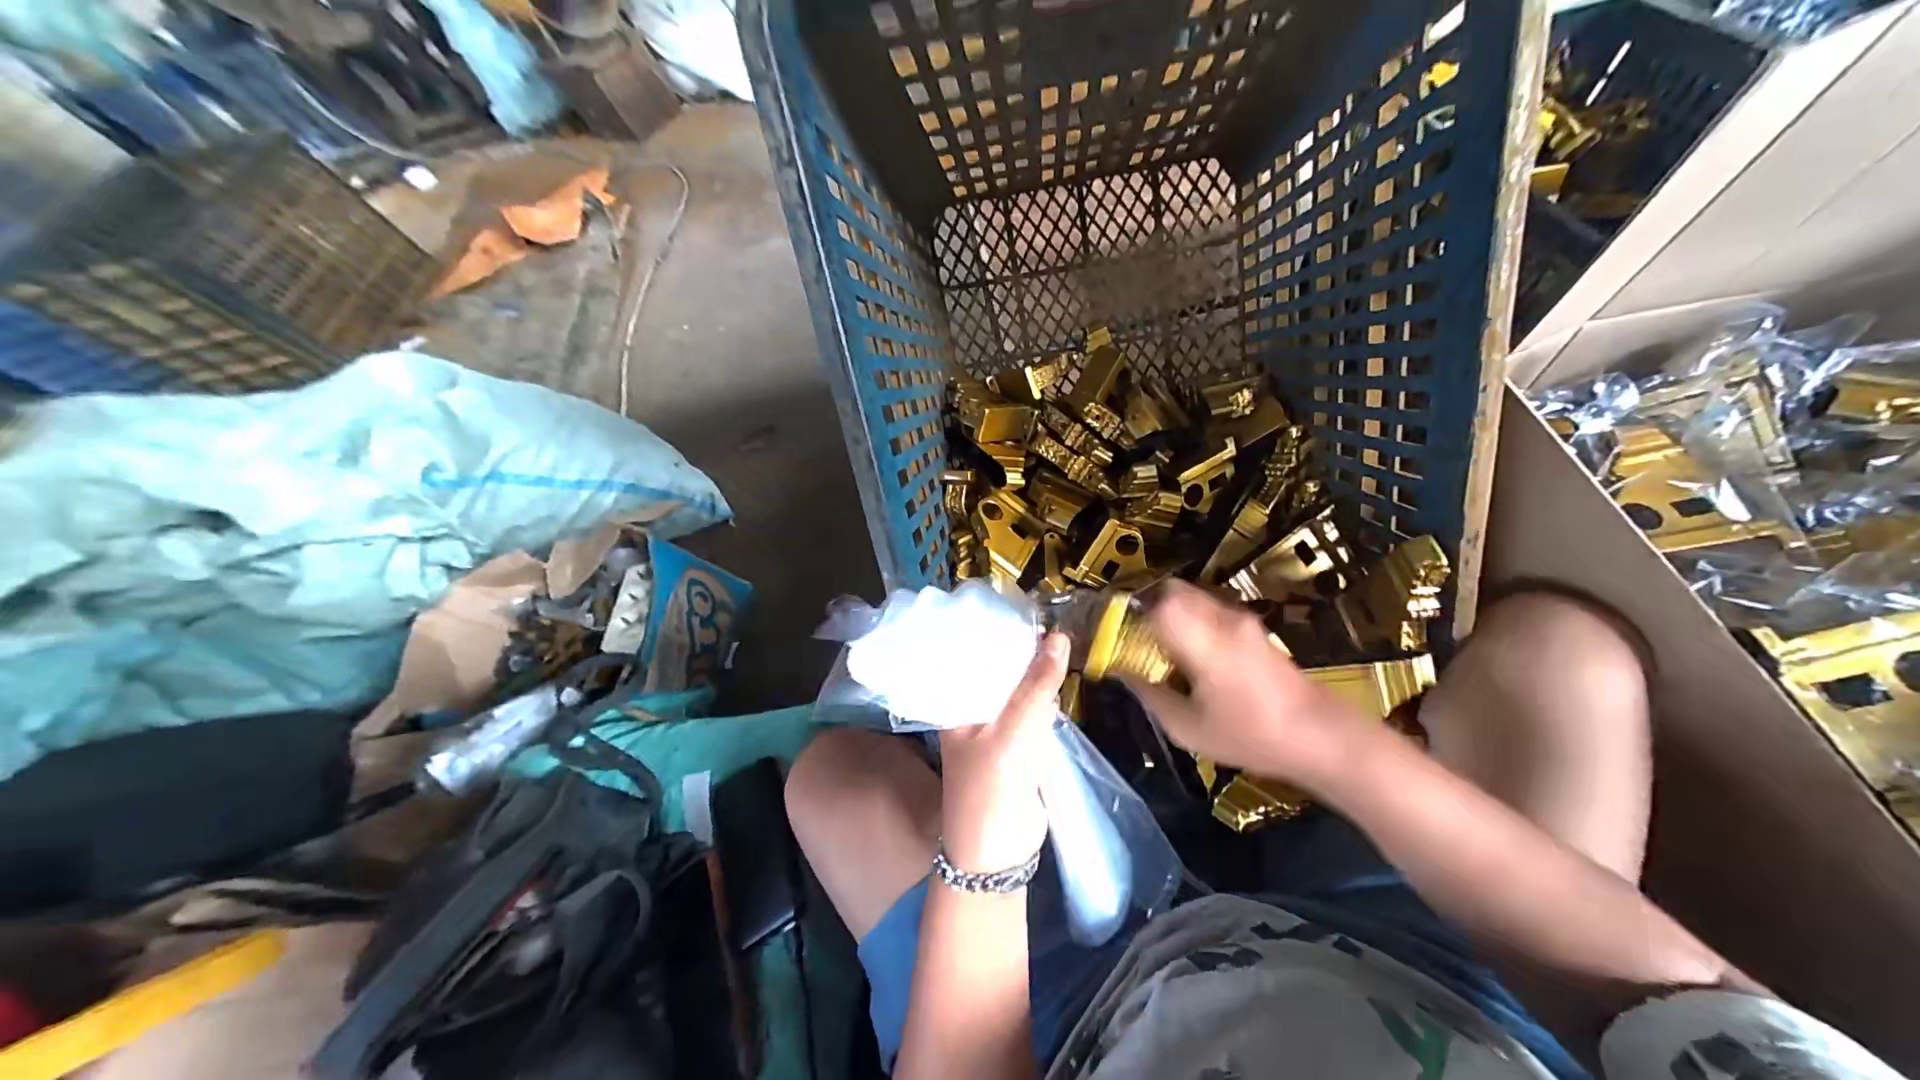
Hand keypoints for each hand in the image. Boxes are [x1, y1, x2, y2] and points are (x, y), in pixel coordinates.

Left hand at [937, 633, 1067, 873]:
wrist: (998, 852)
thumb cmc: (993, 786)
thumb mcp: (1015, 730)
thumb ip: (1037, 684)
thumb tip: (1058, 636)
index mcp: (955, 703)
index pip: (968, 655)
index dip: (992, 630)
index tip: (1018, 605)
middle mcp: (971, 710)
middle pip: (996, 670)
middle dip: (1020, 648)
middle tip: (1047, 615)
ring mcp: (995, 728)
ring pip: (1016, 689)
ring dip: (1034, 671)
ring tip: (1057, 636)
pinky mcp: (1018, 745)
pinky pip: (1031, 711)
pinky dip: (1044, 697)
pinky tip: (1057, 676)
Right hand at [1122, 582, 1379, 793]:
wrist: (1323, 737)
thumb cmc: (1252, 736)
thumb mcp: (1188, 728)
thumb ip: (1150, 696)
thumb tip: (1122, 673)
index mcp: (1204, 640)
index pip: (1157, 602)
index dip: (1131, 611)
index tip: (1116, 630)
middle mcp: (1223, 619)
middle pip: (1174, 590)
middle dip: (1147, 606)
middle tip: (1133, 636)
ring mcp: (1242, 620)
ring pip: (1193, 596)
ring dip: (1171, 611)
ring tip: (1160, 646)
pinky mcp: (1254, 628)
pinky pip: (1211, 609)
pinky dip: (1192, 619)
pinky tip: (1191, 654)